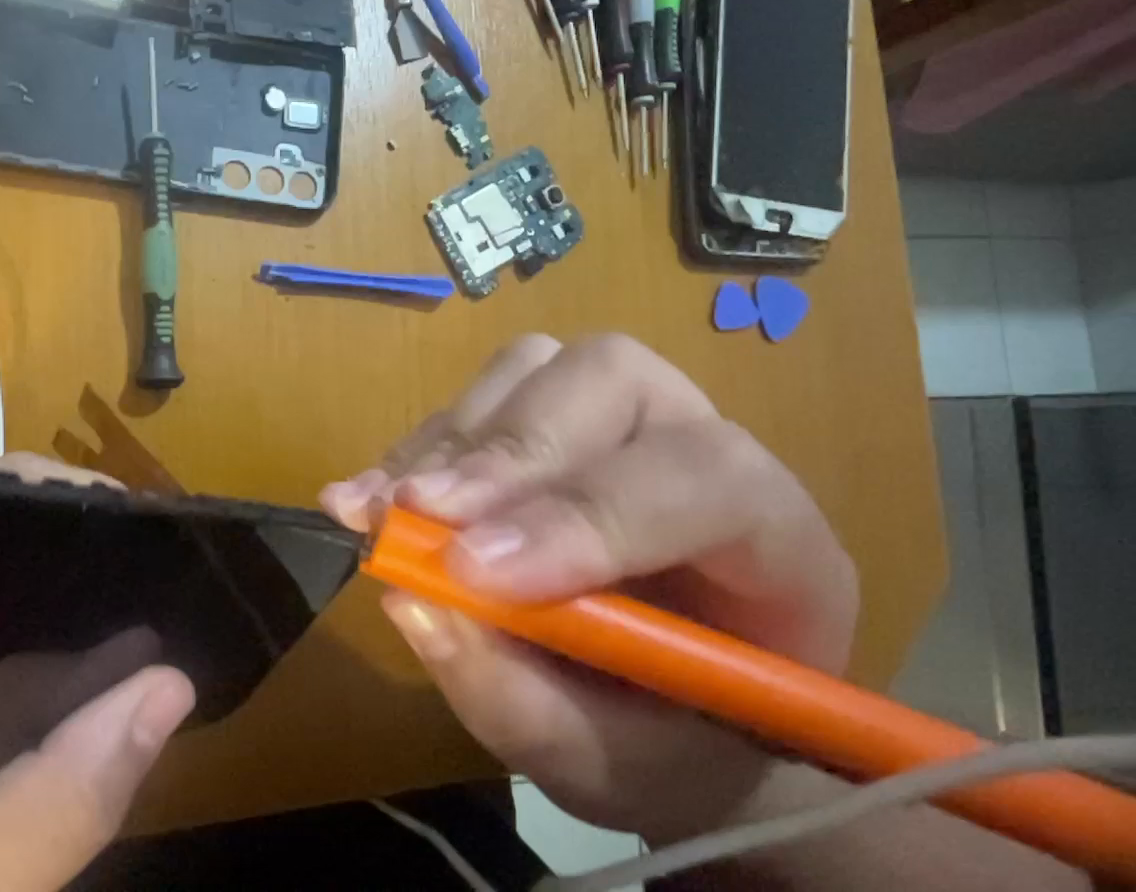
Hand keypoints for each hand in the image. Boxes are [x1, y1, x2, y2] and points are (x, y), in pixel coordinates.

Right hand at [320, 335, 859, 843]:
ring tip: (382, 513)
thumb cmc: (669, 757)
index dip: (586, 511)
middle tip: (414, 515)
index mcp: (774, 546)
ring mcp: (610, 429)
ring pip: (531, 368)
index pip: (704, 476)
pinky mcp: (536, 435)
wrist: (664, 729)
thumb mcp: (612, 772)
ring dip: (447, 442)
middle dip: (504, 450)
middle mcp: (694, 452)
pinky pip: (470, 404)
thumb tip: (412, 603)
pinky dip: (410, 450)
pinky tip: (365, 503)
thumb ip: (523, 704)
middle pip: (609, 378)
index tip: (473, 570)